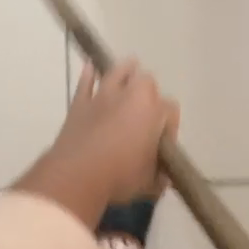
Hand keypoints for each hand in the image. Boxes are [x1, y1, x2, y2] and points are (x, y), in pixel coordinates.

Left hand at [13, 59, 179, 228]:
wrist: (78, 173)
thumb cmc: (120, 176)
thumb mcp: (150, 183)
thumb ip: (159, 175)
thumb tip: (162, 176)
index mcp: (153, 112)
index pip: (170, 110)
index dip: (170, 125)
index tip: (163, 143)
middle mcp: (131, 96)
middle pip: (147, 81)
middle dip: (150, 92)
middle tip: (148, 110)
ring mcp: (104, 95)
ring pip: (118, 72)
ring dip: (125, 70)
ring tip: (130, 66)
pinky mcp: (81, 101)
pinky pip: (86, 81)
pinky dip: (88, 74)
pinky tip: (89, 67)